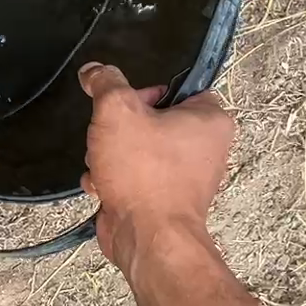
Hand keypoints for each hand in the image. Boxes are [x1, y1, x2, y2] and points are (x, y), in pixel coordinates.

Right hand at [78, 62, 234, 284]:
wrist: (146, 234)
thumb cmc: (143, 170)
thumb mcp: (116, 111)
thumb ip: (105, 83)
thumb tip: (95, 71)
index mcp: (210, 120)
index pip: (180, 88)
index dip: (147, 91)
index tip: (127, 102)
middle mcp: (206, 148)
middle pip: (152, 119)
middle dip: (118, 128)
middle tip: (109, 135)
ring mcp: (186, 177)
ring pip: (136, 148)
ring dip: (109, 154)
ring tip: (103, 165)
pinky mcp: (165, 199)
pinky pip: (133, 176)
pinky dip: (112, 178)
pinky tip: (102, 186)